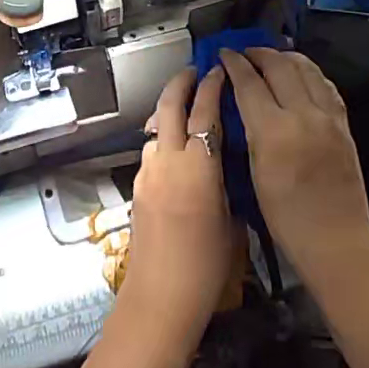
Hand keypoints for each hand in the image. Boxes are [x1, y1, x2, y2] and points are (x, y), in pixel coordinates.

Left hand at [126, 68, 236, 313]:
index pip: (205, 110)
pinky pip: (152, 151)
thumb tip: (227, 164)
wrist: (160, 297)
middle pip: (169, 105)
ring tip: (186, 111)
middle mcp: (167, 160)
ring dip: (169, 112)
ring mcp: (147, 173)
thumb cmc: (206, 265)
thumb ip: (227, 183)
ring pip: (156, 128)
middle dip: (181, 82)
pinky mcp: (137, 188)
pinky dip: (163, 140)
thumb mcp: (231, 220)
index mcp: (197, 165)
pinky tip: (176, 153)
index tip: (220, 69)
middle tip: (195, 71)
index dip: (213, 86)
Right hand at [220, 48, 368, 287]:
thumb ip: (248, 131)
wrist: (336, 241)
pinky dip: (309, 72)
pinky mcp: (344, 123)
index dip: (234, 64)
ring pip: (306, 68)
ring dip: (285, 56)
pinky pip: (325, 85)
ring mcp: (328, 117)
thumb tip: (239, 101)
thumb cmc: (286, 219)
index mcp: (274, 131)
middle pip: (279, 66)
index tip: (223, 54)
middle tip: (244, 53)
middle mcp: (303, 114)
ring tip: (270, 56)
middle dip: (258, 54)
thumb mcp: (255, 173)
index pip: (249, 82)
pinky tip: (300, 75)